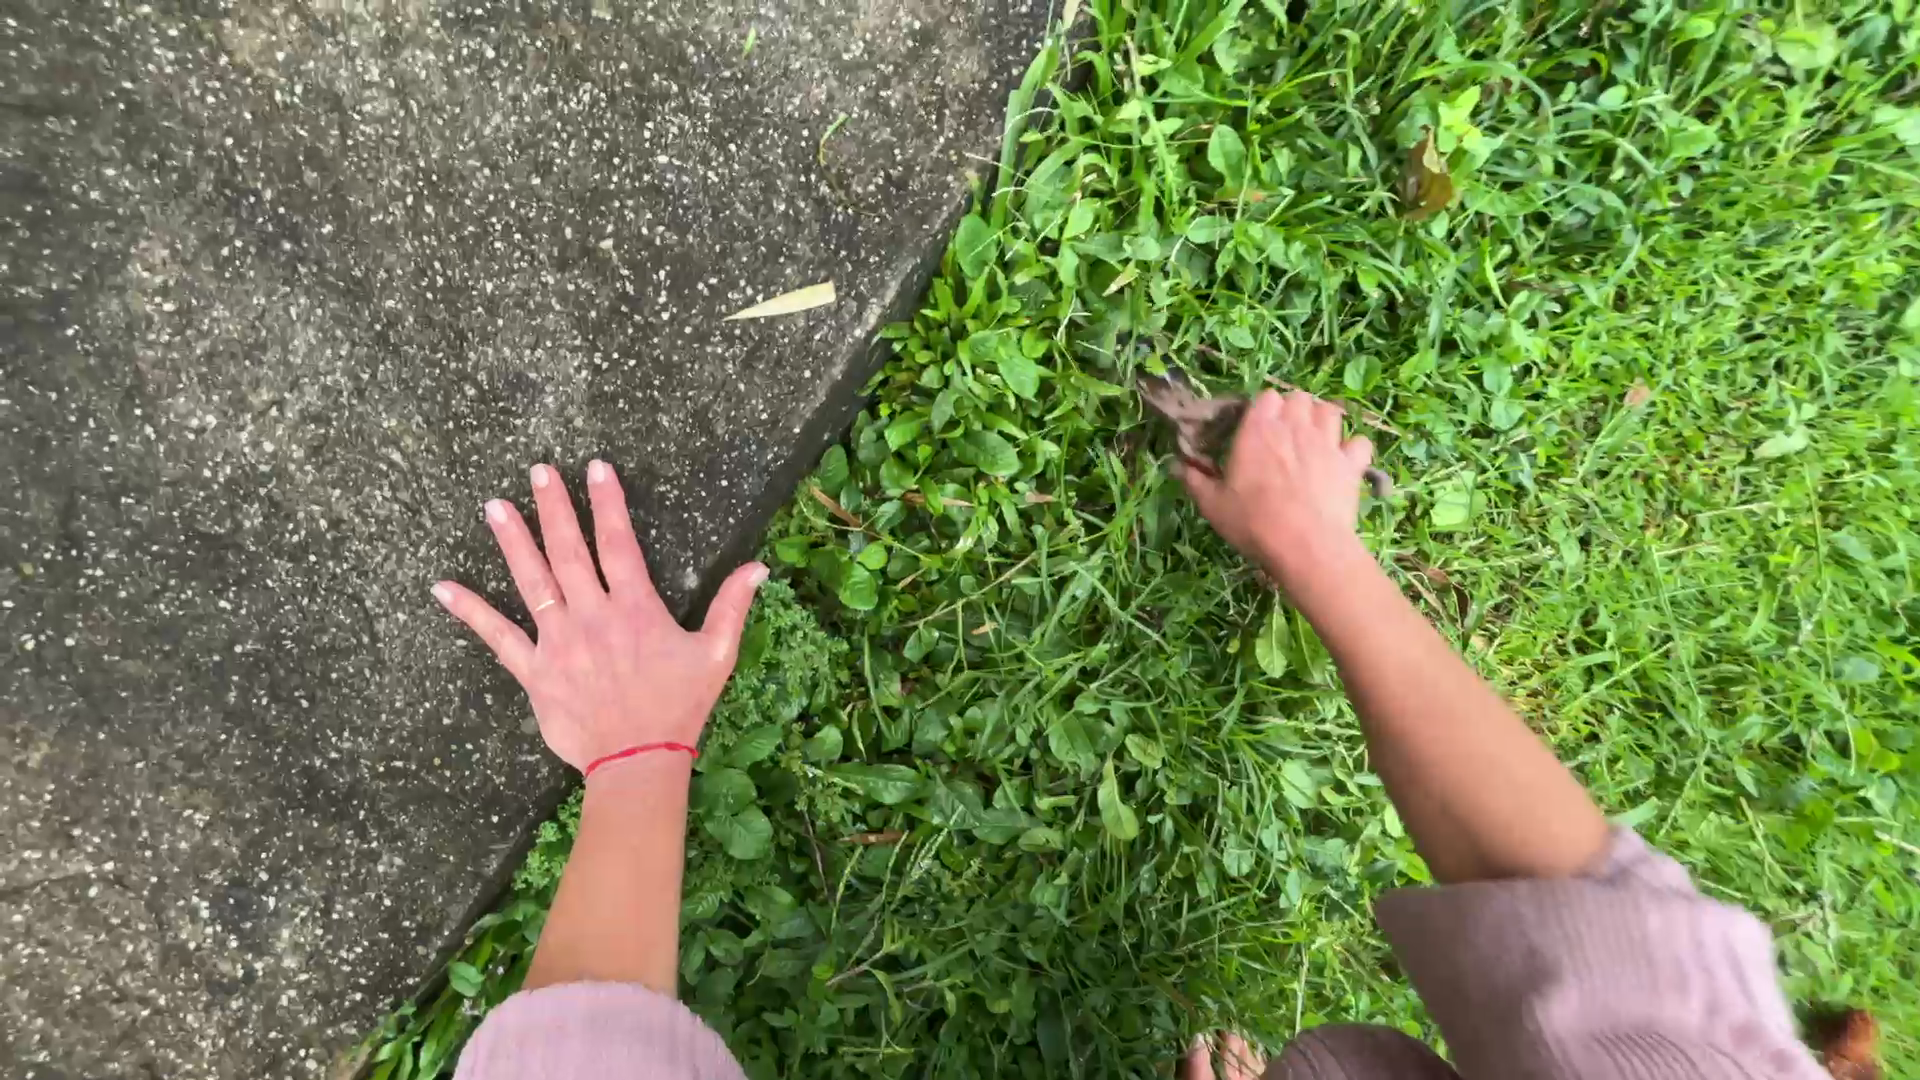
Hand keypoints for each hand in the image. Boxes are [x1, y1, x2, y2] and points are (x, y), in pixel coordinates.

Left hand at [432, 460, 766, 772]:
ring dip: (513, 542)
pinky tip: (442, 586)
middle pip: (569, 552)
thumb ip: (733, 606)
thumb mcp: (717, 653)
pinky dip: (470, 611)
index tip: (596, 467)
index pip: (619, 544)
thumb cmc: (681, 703)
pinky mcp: (533, 671)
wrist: (638, 759)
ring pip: (532, 582)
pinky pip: (497, 637)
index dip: (608, 503)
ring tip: (494, 506)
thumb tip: (758, 566)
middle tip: (538, 471)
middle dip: (554, 508)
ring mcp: (558, 642)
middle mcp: (593, 616)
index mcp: (635, 608)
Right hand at [1178, 389, 1374, 587]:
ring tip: (1312, 438)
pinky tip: (1341, 461)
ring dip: (1321, 420)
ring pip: (1331, 412)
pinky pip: (1358, 442)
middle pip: (1299, 398)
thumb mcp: (1213, 505)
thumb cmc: (1253, 522)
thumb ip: (1195, 480)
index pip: (1266, 397)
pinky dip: (1351, 448)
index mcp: (1258, 431)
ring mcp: (1328, 443)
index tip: (1255, 426)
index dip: (1263, 408)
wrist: (1305, 546)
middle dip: (1293, 409)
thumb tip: (1177, 465)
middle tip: (1283, 433)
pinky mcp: (1352, 464)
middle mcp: (1295, 428)